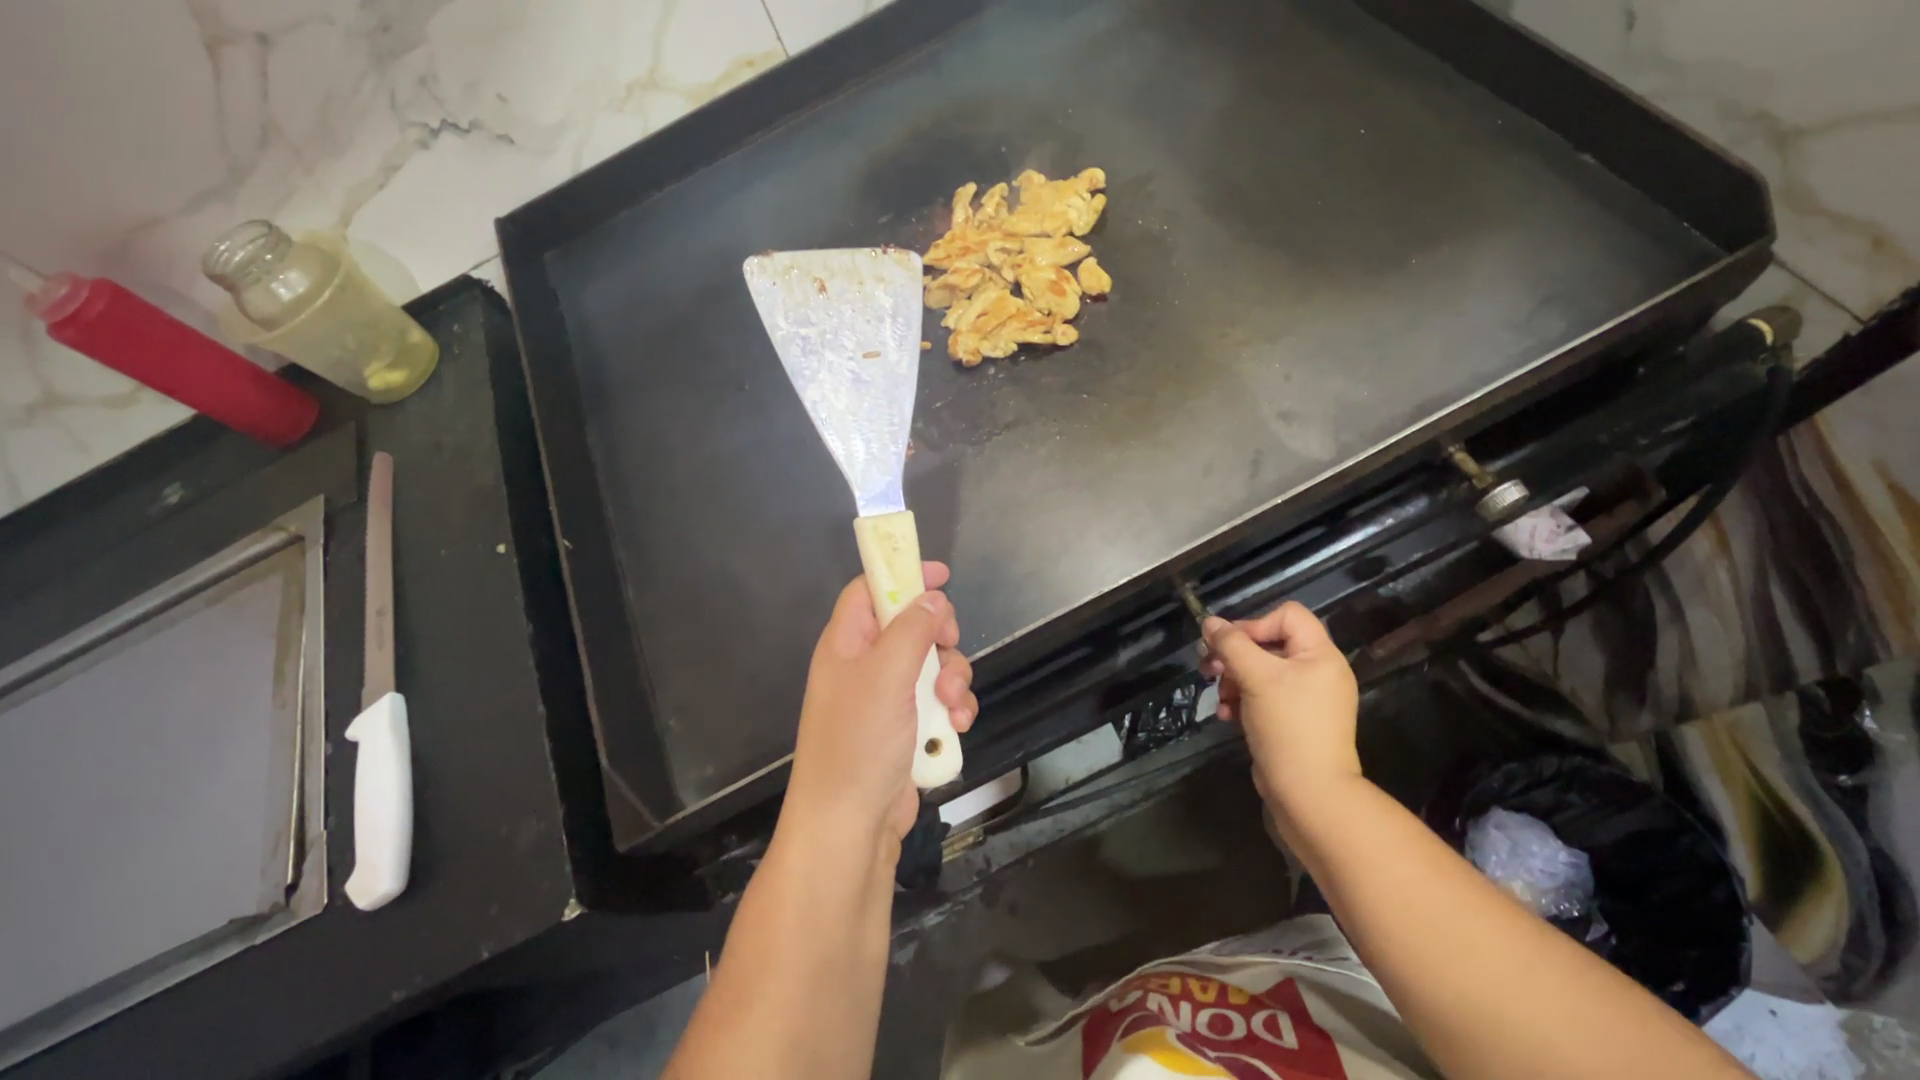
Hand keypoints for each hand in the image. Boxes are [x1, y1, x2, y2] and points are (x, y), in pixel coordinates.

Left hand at [785, 562, 977, 854]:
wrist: (850, 824)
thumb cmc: (859, 742)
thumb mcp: (885, 675)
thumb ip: (912, 629)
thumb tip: (932, 598)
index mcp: (846, 644)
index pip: (871, 590)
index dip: (903, 575)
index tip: (942, 575)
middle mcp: (864, 667)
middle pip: (911, 627)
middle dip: (940, 637)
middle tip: (948, 647)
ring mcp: (886, 701)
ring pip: (932, 667)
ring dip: (953, 680)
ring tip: (953, 704)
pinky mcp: (906, 731)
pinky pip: (937, 704)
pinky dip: (952, 710)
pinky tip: (958, 726)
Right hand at [1198, 602, 1360, 815]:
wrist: (1308, 792)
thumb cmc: (1287, 726)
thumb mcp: (1256, 678)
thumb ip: (1231, 645)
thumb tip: (1209, 622)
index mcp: (1320, 655)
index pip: (1287, 616)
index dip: (1254, 624)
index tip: (1229, 645)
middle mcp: (1317, 672)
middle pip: (1269, 644)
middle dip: (1235, 656)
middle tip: (1209, 669)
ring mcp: (1306, 699)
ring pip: (1261, 673)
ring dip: (1233, 682)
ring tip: (1221, 700)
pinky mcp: (1293, 722)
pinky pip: (1263, 699)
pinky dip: (1243, 702)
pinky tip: (1227, 717)